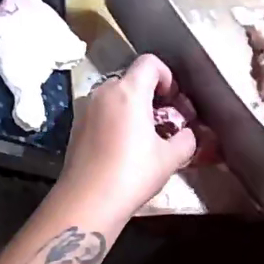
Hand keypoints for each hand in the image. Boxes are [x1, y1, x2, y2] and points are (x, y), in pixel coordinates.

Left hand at [57, 54, 197, 218]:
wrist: (88, 201)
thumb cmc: (133, 174)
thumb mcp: (170, 159)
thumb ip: (186, 140)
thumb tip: (187, 135)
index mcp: (129, 91)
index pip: (150, 62)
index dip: (167, 75)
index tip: (173, 99)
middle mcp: (104, 92)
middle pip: (131, 79)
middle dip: (150, 94)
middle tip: (164, 119)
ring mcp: (85, 108)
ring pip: (115, 96)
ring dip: (132, 108)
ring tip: (144, 136)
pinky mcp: (76, 126)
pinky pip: (101, 112)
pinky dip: (115, 120)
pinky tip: (123, 148)